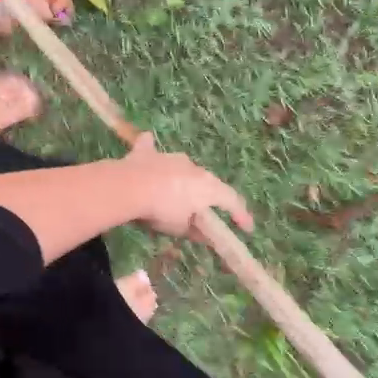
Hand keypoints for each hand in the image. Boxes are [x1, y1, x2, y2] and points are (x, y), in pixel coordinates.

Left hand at [118, 133, 252, 237]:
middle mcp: (193, 168)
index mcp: (208, 187)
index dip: (241, 215)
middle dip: (208, 195)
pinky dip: (150, 148)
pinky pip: (150, 147)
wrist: (131, 185)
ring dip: (182, 178)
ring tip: (176, 190)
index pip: (231, 201)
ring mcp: (170, 157)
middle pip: (206, 182)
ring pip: (182, 167)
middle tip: (205, 210)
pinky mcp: (147, 153)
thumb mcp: (180, 228)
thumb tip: (205, 236)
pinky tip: (148, 141)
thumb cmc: (161, 210)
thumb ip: (195, 231)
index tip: (246, 227)